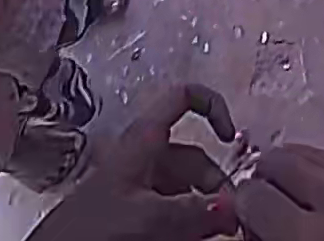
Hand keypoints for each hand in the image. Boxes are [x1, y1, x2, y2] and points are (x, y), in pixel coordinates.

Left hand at [26, 84, 239, 240]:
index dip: (212, 105)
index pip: (183, 97)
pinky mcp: (135, 214)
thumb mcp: (144, 217)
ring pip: (185, 191)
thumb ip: (189, 212)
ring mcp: (140, 185)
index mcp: (146, 137)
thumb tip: (233, 207)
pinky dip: (189, 226)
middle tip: (234, 222)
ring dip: (204, 211)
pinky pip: (172, 212)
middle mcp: (146, 154)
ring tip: (219, 236)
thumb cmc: (89, 227)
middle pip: (194, 158)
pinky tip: (197, 240)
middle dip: (216, 185)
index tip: (231, 137)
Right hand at [232, 145, 323, 240]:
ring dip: (289, 175)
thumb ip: (262, 238)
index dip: (242, 207)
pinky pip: (322, 154)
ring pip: (295, 150)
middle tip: (267, 213)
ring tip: (296, 207)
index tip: (245, 219)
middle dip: (264, 183)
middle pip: (272, 159)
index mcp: (315, 234)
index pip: (252, 195)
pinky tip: (321, 201)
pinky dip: (313, 173)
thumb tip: (236, 213)